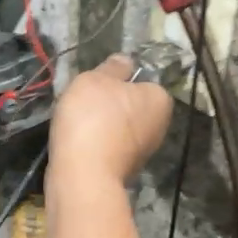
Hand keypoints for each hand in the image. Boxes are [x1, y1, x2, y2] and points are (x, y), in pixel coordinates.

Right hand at [47, 56, 173, 185]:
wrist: (83, 175)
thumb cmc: (92, 118)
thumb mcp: (97, 79)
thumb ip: (113, 67)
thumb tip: (126, 61)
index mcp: (160, 100)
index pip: (144, 82)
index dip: (120, 82)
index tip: (99, 87)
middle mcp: (159, 128)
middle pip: (131, 108)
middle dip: (111, 107)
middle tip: (85, 105)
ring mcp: (142, 154)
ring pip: (119, 131)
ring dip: (101, 128)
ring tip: (77, 127)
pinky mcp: (124, 173)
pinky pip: (109, 150)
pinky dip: (96, 147)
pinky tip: (79, 146)